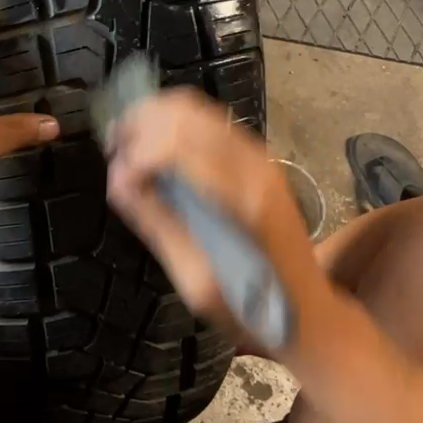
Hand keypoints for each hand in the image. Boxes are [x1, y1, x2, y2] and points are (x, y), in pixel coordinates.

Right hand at [105, 89, 330, 344]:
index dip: (136, 154)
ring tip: (127, 143)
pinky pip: (208, 121)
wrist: (309, 313)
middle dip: (140, 123)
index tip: (117, 180)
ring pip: (196, 109)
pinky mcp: (258, 159)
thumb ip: (158, 225)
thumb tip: (118, 182)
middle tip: (112, 147)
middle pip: (184, 114)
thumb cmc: (252, 310)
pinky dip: (174, 124)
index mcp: (241, 199)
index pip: (176, 146)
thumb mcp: (196, 282)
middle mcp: (254, 165)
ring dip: (155, 118)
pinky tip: (156, 147)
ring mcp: (260, 157)